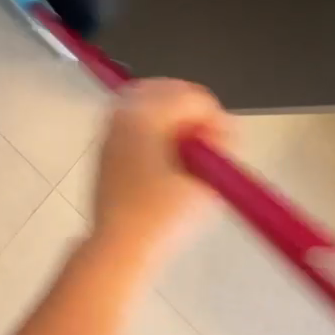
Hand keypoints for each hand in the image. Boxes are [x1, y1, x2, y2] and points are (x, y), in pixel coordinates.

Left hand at [89, 79, 227, 262]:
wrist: (118, 245)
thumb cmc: (163, 216)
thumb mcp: (205, 182)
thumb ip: (219, 149)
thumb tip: (225, 133)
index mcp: (146, 115)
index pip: (192, 97)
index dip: (216, 118)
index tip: (227, 144)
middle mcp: (123, 112)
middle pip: (167, 88)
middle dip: (193, 109)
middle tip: (211, 140)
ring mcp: (110, 127)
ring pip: (148, 99)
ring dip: (174, 114)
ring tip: (191, 145)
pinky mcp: (106, 144)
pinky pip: (134, 117)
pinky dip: (155, 124)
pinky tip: (168, 151)